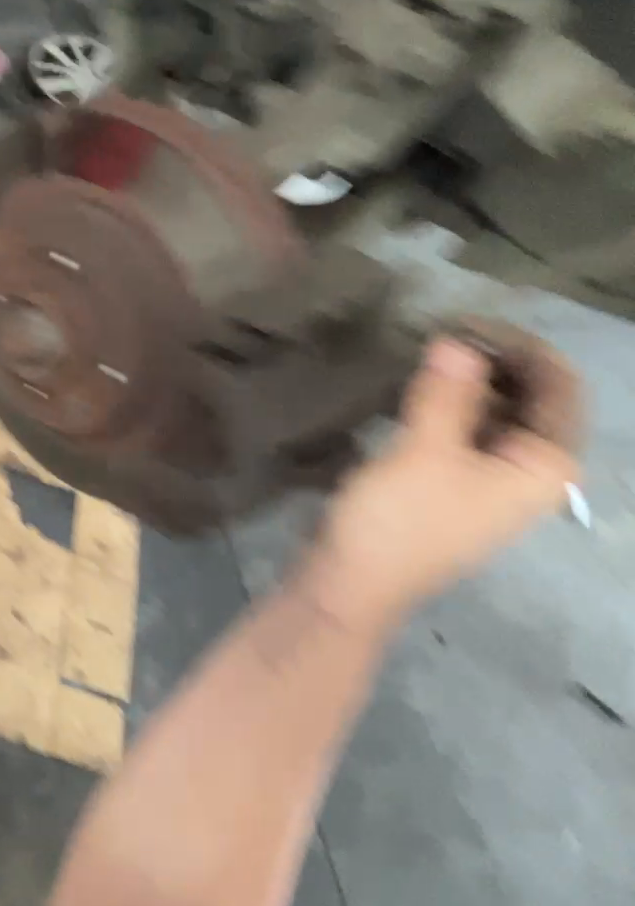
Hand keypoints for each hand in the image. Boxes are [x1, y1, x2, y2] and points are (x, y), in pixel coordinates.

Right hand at [309, 337, 578, 630]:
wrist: (349, 585)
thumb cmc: (397, 521)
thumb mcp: (421, 453)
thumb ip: (445, 396)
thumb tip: (457, 342)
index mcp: (545, 465)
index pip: (556, 387)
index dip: (518, 347)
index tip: (463, 320)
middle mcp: (528, 474)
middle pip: (528, 402)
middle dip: (492, 365)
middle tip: (438, 334)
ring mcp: (486, 486)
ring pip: (491, 420)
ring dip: (465, 387)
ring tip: (422, 359)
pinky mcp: (445, 493)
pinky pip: (460, 439)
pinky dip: (444, 413)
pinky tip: (410, 400)